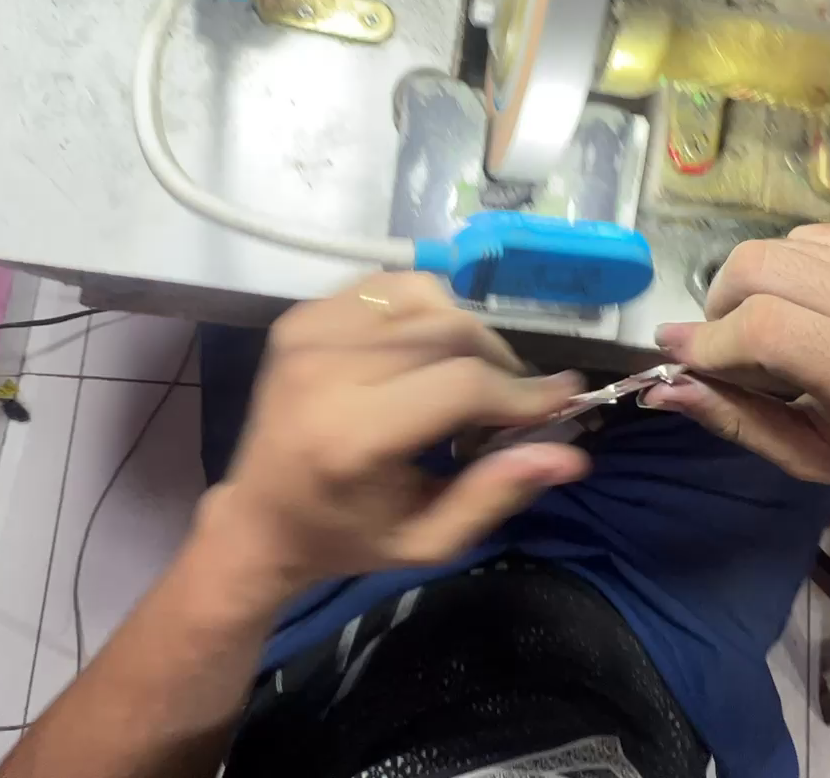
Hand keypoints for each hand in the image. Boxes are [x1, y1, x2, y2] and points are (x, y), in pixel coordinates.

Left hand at [201, 273, 588, 592]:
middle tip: (515, 400)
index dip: (522, 391)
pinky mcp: (301, 316)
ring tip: (468, 376)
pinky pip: (391, 288)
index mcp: (350, 436)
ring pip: (427, 299)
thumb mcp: (427, 540)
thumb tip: (571, 454)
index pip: (461, 385)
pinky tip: (426, 349)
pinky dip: (426, 310)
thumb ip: (497, 494)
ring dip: (466, 333)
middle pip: (449, 332)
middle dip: (501, 364)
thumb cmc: (345, 536)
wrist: (258, 518)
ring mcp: (308, 333)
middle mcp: (324, 370)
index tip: (563, 398)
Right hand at [644, 225, 829, 528]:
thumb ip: (735, 419)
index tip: (680, 356)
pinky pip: (814, 236)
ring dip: (753, 285)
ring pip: (780, 246)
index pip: (763, 326)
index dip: (708, 340)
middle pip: (759, 266)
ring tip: (774, 325)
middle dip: (719, 303)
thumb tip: (661, 386)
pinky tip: (812, 304)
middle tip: (727, 342)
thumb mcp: (817, 459)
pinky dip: (791, 268)